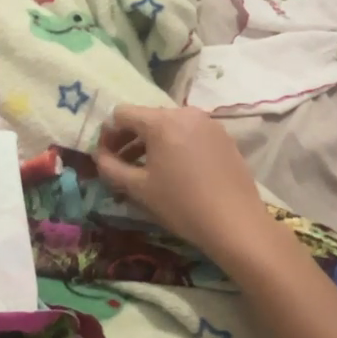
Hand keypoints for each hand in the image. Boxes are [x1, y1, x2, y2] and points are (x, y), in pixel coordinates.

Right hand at [94, 104, 277, 259]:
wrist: (236, 224)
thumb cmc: (181, 204)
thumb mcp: (138, 188)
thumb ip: (111, 167)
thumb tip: (99, 156)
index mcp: (161, 122)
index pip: (121, 114)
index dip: (108, 134)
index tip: (106, 157)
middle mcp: (185, 113)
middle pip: (146, 117)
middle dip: (129, 138)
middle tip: (122, 164)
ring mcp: (208, 124)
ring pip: (168, 125)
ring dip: (151, 142)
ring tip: (148, 169)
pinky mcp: (224, 137)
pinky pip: (189, 133)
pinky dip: (175, 145)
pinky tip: (176, 171)